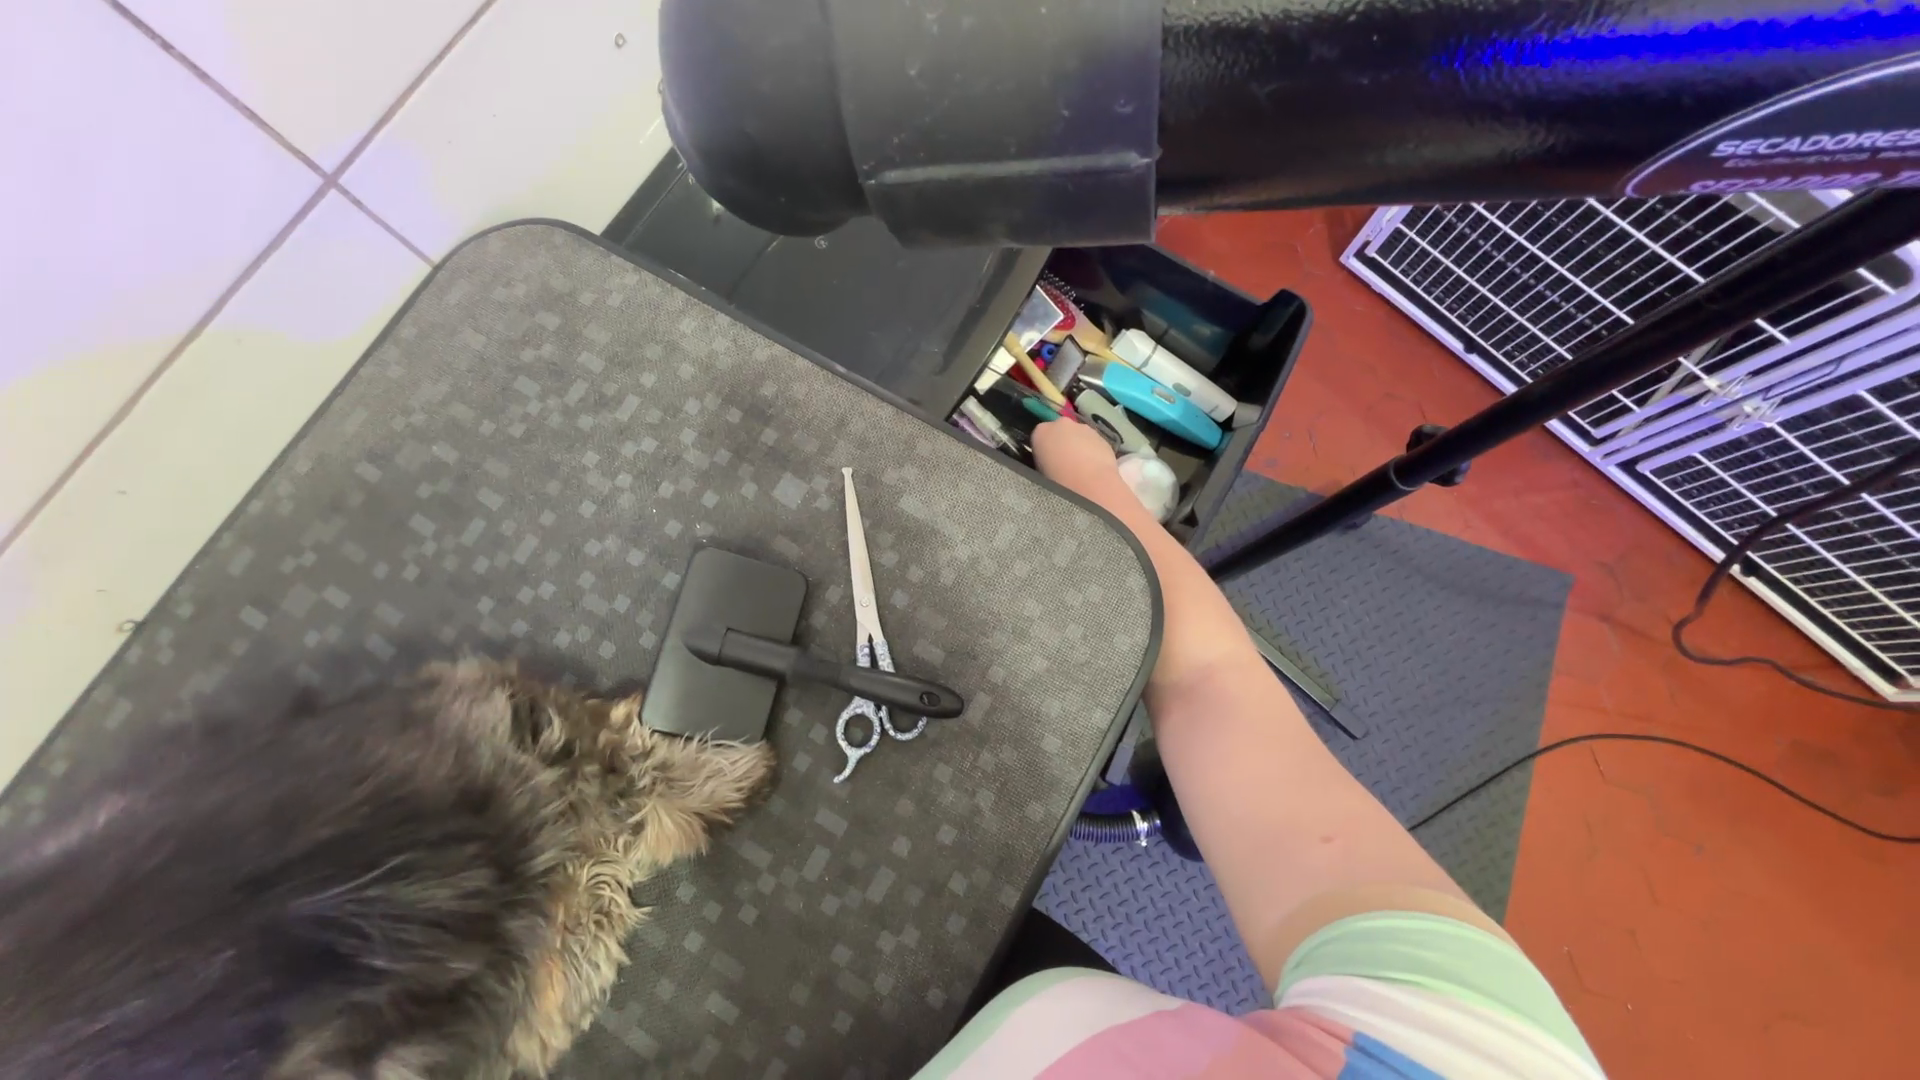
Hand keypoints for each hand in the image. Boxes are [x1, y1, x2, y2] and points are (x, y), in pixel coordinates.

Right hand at [1033, 418, 1124, 504]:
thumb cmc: (1057, 480)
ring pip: (1079, 436)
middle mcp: (1062, 424)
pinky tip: (1094, 469)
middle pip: (1060, 431)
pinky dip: (1093, 453)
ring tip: (1081, 469)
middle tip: (1064, 465)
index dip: (1044, 450)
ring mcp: (1085, 428)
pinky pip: (1094, 444)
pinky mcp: (1102, 437)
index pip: (1039, 436)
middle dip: (1062, 444)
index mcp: (1041, 431)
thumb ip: (1043, 459)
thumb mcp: (1039, 472)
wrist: (1090, 485)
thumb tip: (1049, 460)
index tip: (1047, 463)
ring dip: (1079, 447)